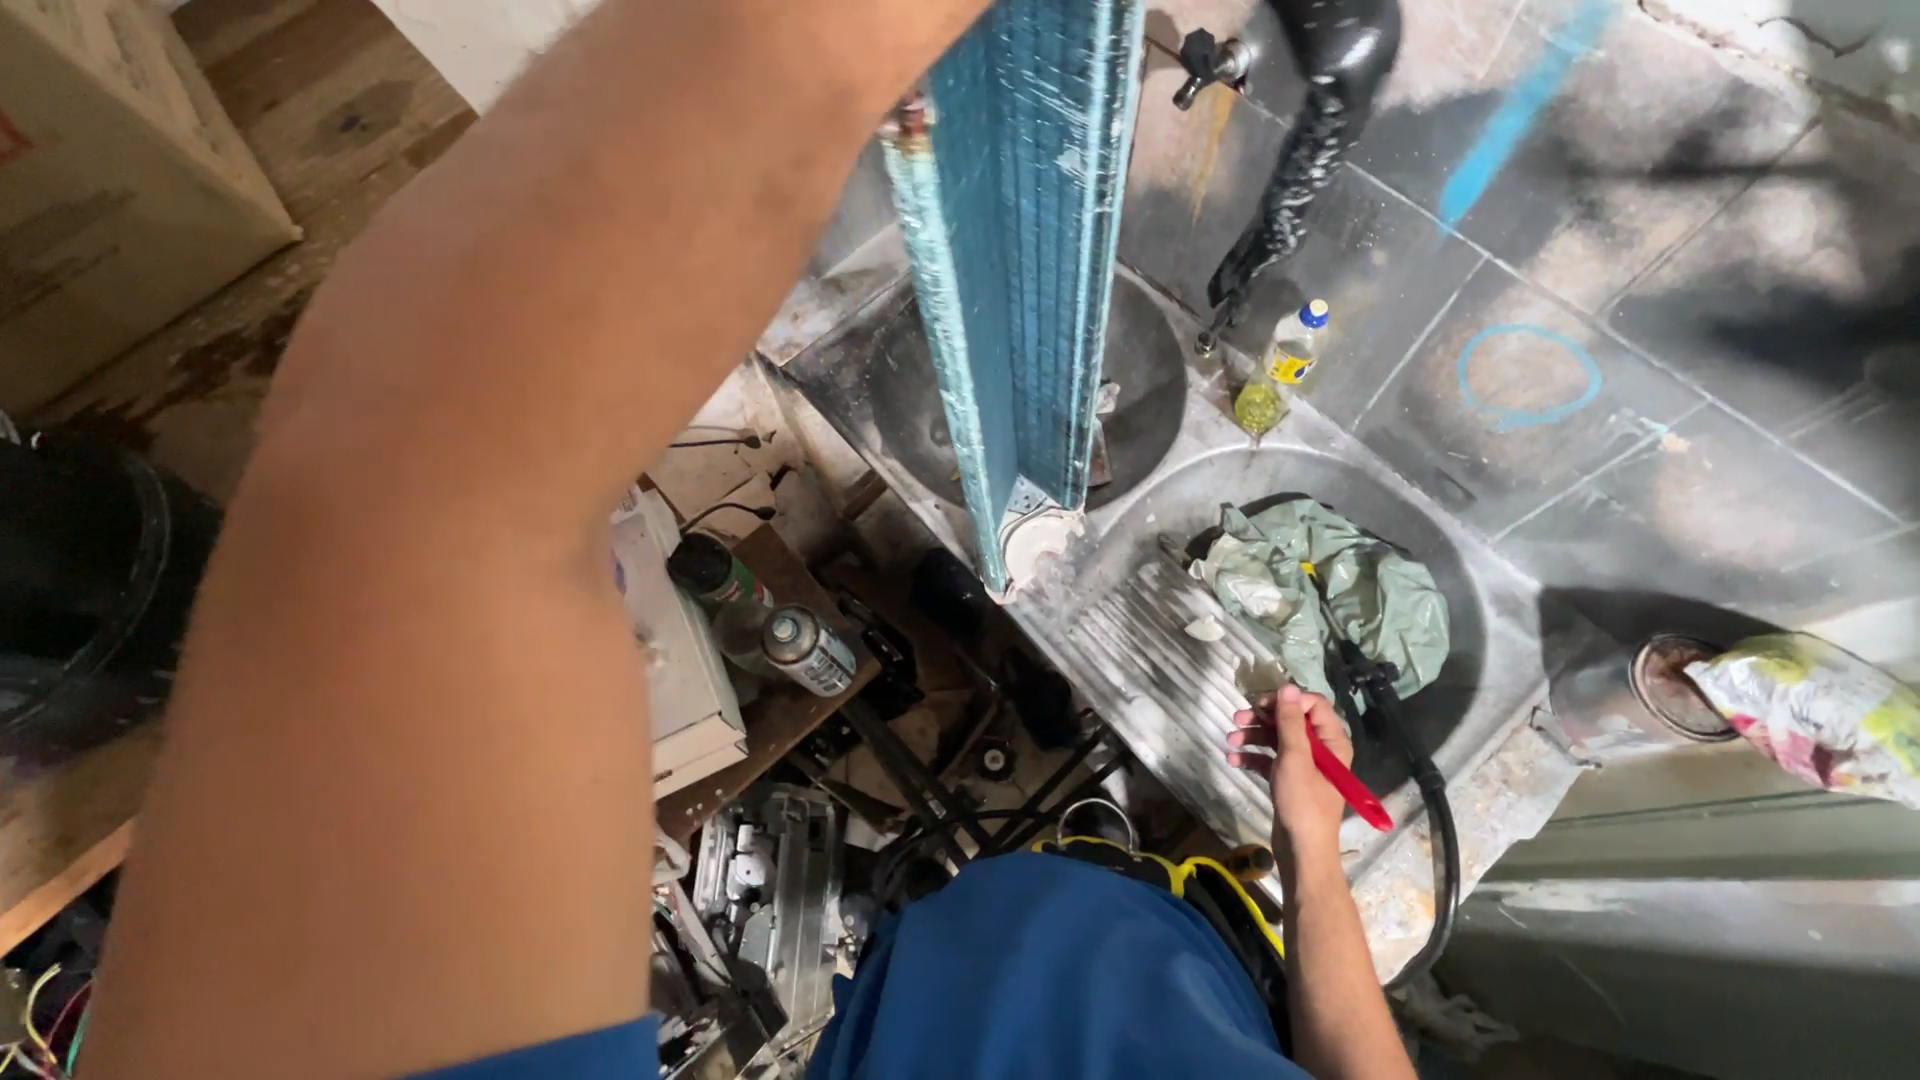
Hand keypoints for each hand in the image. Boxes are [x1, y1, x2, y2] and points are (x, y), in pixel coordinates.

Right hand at [1226, 684, 1351, 858]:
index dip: (1286, 700)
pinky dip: (1253, 757)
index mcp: (1332, 742)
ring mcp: (1304, 765)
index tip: (1262, 704)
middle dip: (1263, 718)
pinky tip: (1233, 759)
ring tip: (1230, 740)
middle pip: (1290, 720)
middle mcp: (1321, 749)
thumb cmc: (1303, 802)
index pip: (1312, 704)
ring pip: (1277, 738)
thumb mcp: (1294, 757)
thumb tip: (1287, 686)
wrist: (1302, 851)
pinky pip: (1270, 759)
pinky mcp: (1289, 779)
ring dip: (1253, 736)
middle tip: (1238, 717)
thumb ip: (1290, 721)